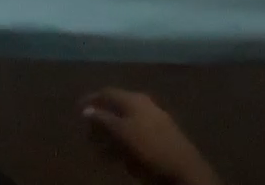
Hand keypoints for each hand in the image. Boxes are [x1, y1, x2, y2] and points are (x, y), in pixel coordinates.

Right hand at [82, 89, 219, 184]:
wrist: (187, 171)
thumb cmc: (150, 147)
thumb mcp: (122, 133)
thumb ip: (102, 119)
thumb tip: (85, 109)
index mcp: (133, 98)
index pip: (106, 92)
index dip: (91, 99)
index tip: (78, 110)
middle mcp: (144, 104)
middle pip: (116, 107)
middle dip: (101, 120)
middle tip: (88, 132)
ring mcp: (155, 120)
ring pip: (127, 123)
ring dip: (112, 134)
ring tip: (101, 149)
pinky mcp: (162, 137)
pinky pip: (137, 136)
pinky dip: (126, 143)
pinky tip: (122, 156)